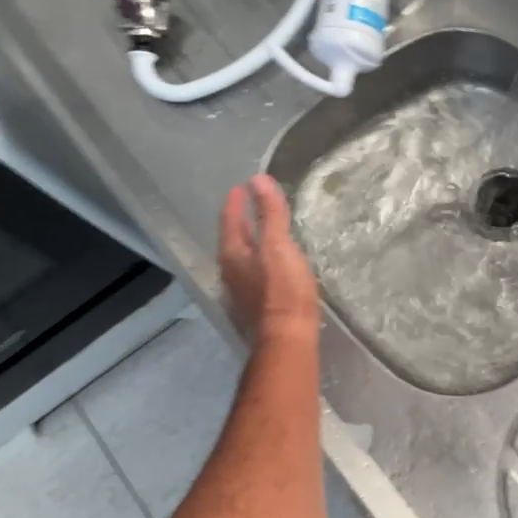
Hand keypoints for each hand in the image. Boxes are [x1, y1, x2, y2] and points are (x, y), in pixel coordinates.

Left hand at [218, 174, 319, 339]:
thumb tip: (257, 180)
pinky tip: (273, 264)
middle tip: (251, 205)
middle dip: (242, 221)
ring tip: (263, 231)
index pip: (230, 220)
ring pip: (243, 257)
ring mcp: (241, 291)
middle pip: (233, 239)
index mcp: (233, 254)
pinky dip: (260, 260)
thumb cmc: (283, 290)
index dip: (236, 202)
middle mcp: (230, 272)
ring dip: (251, 241)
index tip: (242, 186)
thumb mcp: (278, 246)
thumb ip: (270, 213)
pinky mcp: (255, 306)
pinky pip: (254, 273)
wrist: (286, 338)